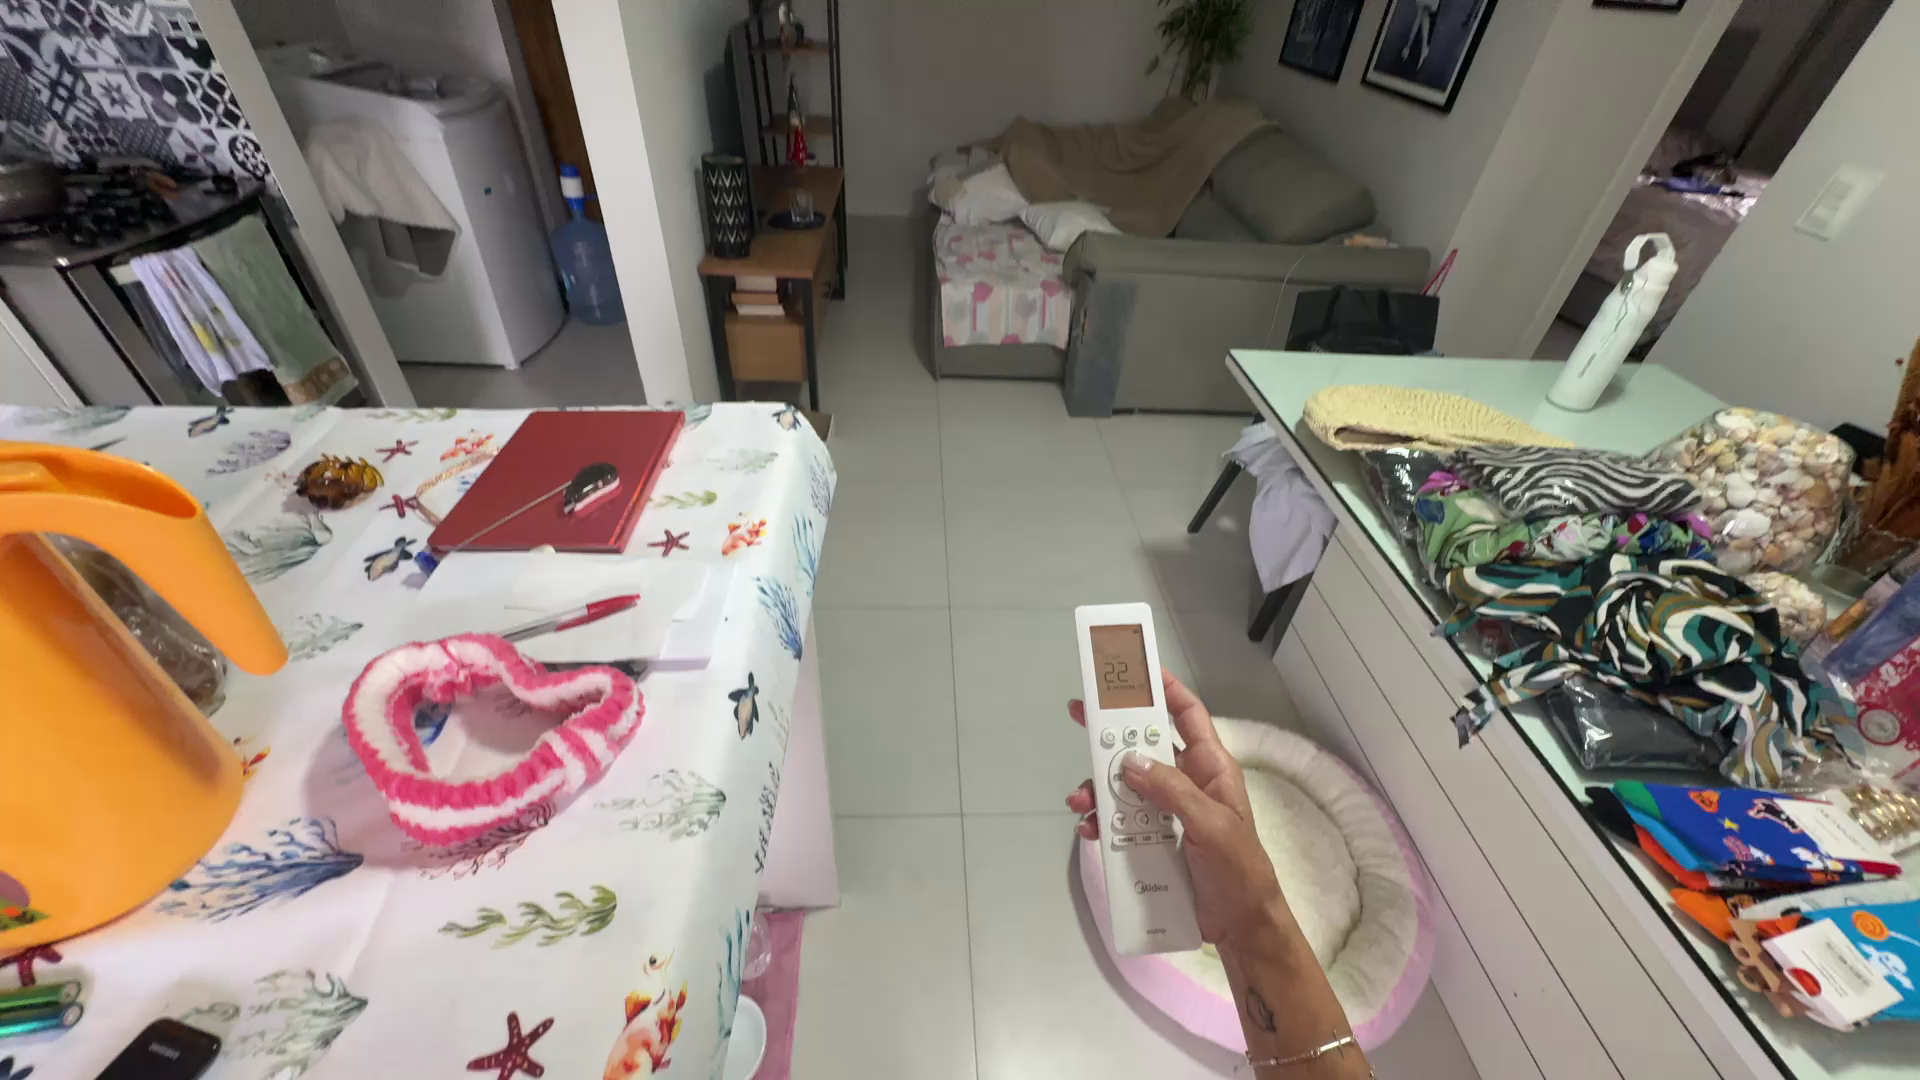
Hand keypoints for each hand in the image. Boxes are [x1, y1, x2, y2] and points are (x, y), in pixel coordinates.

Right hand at [1066, 672, 1286, 946]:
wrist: (1240, 928)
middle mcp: (1185, 780)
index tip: (1136, 668)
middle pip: (1144, 743)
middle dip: (1112, 731)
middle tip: (1079, 712)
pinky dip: (1099, 819)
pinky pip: (1118, 818)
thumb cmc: (1239, 870)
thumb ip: (1172, 791)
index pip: (1187, 714)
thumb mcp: (1212, 826)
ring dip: (1098, 785)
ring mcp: (1166, 809)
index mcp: (1209, 767)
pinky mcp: (1151, 836)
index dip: (1165, 688)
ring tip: (1079, 798)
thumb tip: (1130, 761)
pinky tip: (1087, 828)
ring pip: (1124, 782)